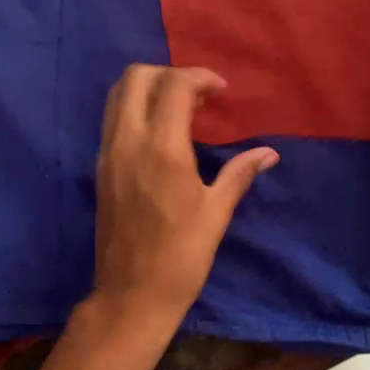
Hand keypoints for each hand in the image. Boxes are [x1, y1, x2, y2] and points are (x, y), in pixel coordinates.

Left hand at [91, 65, 277, 322]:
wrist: (131, 295)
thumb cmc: (181, 256)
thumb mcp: (216, 213)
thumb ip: (240, 174)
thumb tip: (269, 153)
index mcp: (162, 148)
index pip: (173, 85)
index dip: (200, 77)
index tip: (220, 91)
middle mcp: (128, 141)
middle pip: (136, 76)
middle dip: (169, 73)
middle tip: (197, 94)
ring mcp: (108, 152)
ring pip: (118, 94)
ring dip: (148, 87)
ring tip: (180, 109)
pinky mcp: (99, 167)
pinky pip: (112, 118)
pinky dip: (134, 108)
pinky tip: (161, 132)